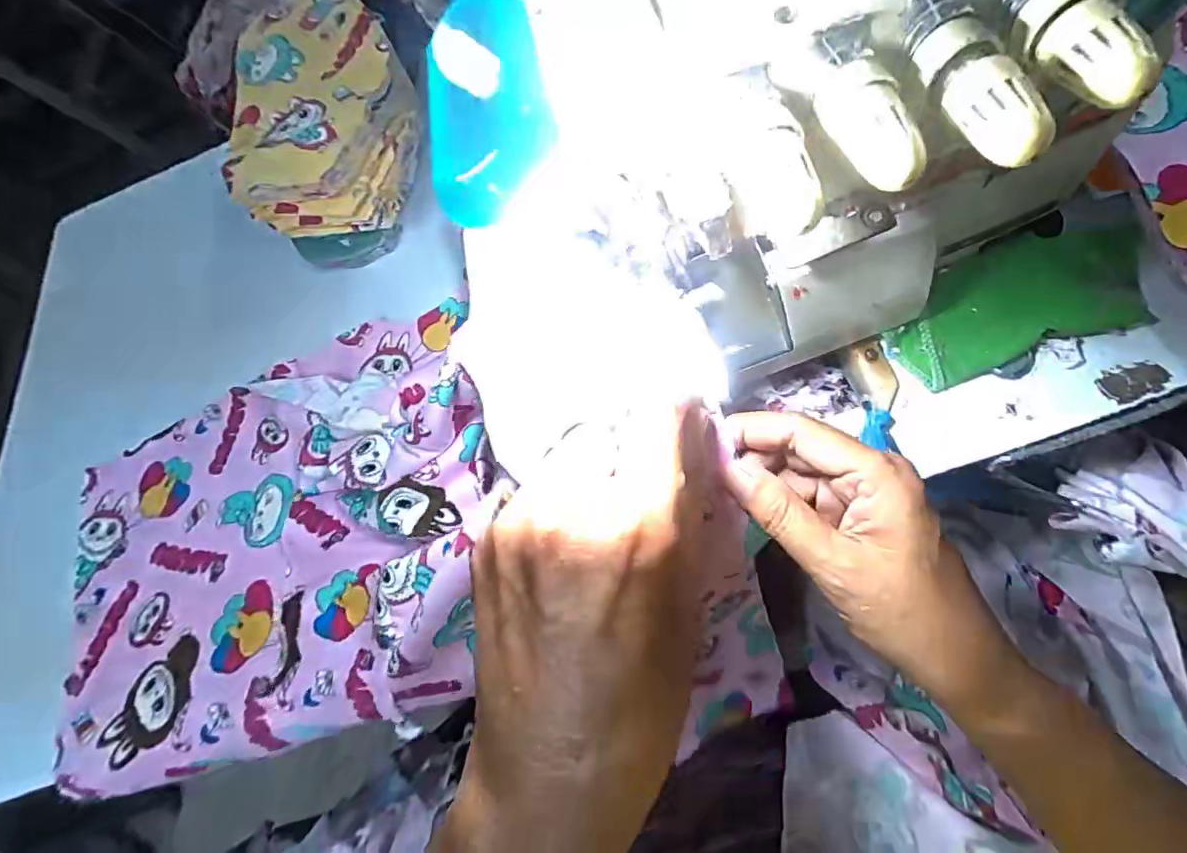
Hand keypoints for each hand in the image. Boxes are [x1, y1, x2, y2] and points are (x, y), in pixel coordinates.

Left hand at [435, 404, 716, 852]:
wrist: (545, 775)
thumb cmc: (639, 707)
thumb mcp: (688, 612)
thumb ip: (692, 520)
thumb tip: (699, 452)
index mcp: (637, 531)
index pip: (661, 419)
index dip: (679, 411)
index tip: (686, 416)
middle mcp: (572, 508)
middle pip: (609, 424)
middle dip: (632, 438)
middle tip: (642, 470)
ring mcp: (518, 519)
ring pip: (567, 450)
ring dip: (592, 462)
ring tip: (602, 500)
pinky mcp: (486, 536)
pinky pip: (533, 484)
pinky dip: (558, 490)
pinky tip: (566, 528)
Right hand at [719, 411, 1024, 707]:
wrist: (957, 658)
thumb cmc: (902, 612)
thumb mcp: (833, 563)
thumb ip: (778, 512)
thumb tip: (728, 469)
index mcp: (875, 470)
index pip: (802, 431)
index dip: (753, 430)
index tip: (707, 437)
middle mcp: (871, 469)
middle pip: (801, 448)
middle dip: (755, 455)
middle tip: (706, 467)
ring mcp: (865, 491)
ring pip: (802, 472)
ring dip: (764, 479)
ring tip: (718, 486)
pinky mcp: (859, 513)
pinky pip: (812, 496)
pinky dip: (782, 501)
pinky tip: (749, 505)